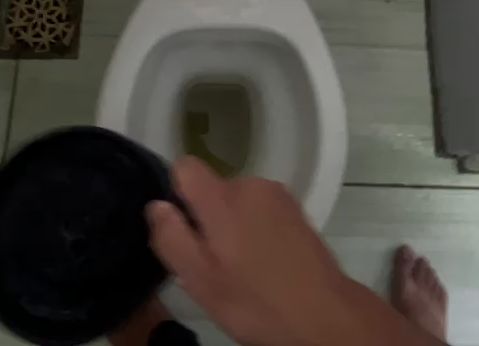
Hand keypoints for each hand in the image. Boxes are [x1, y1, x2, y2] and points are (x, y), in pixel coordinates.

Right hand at [146, 158, 440, 345]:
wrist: (321, 312)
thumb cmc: (254, 300)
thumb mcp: (200, 280)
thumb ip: (171, 237)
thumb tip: (156, 204)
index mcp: (221, 198)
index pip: (186, 166)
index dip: (178, 193)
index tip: (184, 227)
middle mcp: (249, 184)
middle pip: (213, 188)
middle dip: (208, 217)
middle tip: (215, 262)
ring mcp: (276, 193)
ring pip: (238, 199)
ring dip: (234, 223)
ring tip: (244, 267)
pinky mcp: (295, 206)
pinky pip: (261, 207)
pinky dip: (257, 227)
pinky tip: (266, 261)